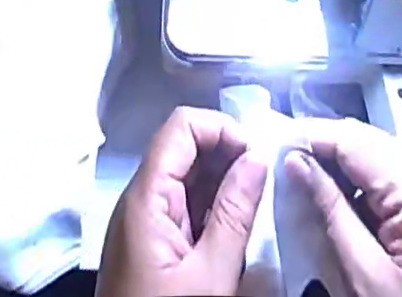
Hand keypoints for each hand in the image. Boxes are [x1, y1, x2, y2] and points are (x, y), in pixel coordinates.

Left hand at [97, 106, 268, 296]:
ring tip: (252, 205)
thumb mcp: (211, 275)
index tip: (254, 157)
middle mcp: (140, 200)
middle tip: (261, 183)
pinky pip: (185, 203)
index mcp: (146, 198)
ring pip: (189, 174)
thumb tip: (258, 155)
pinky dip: (213, 204)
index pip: (183, 126)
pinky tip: (234, 225)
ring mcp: (145, 222)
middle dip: (227, 154)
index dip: (221, 129)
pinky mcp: (152, 243)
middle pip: (186, 145)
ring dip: (224, 180)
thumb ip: (236, 209)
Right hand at [285, 118, 401, 296]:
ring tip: (304, 174)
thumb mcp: (366, 275)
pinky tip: (338, 195)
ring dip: (343, 162)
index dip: (314, 135)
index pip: (355, 138)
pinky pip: (394, 177)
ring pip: (380, 155)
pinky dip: (364, 181)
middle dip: (327, 145)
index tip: (277, 141)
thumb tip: (297, 162)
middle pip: (369, 140)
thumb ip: (332, 211)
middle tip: (285, 159)